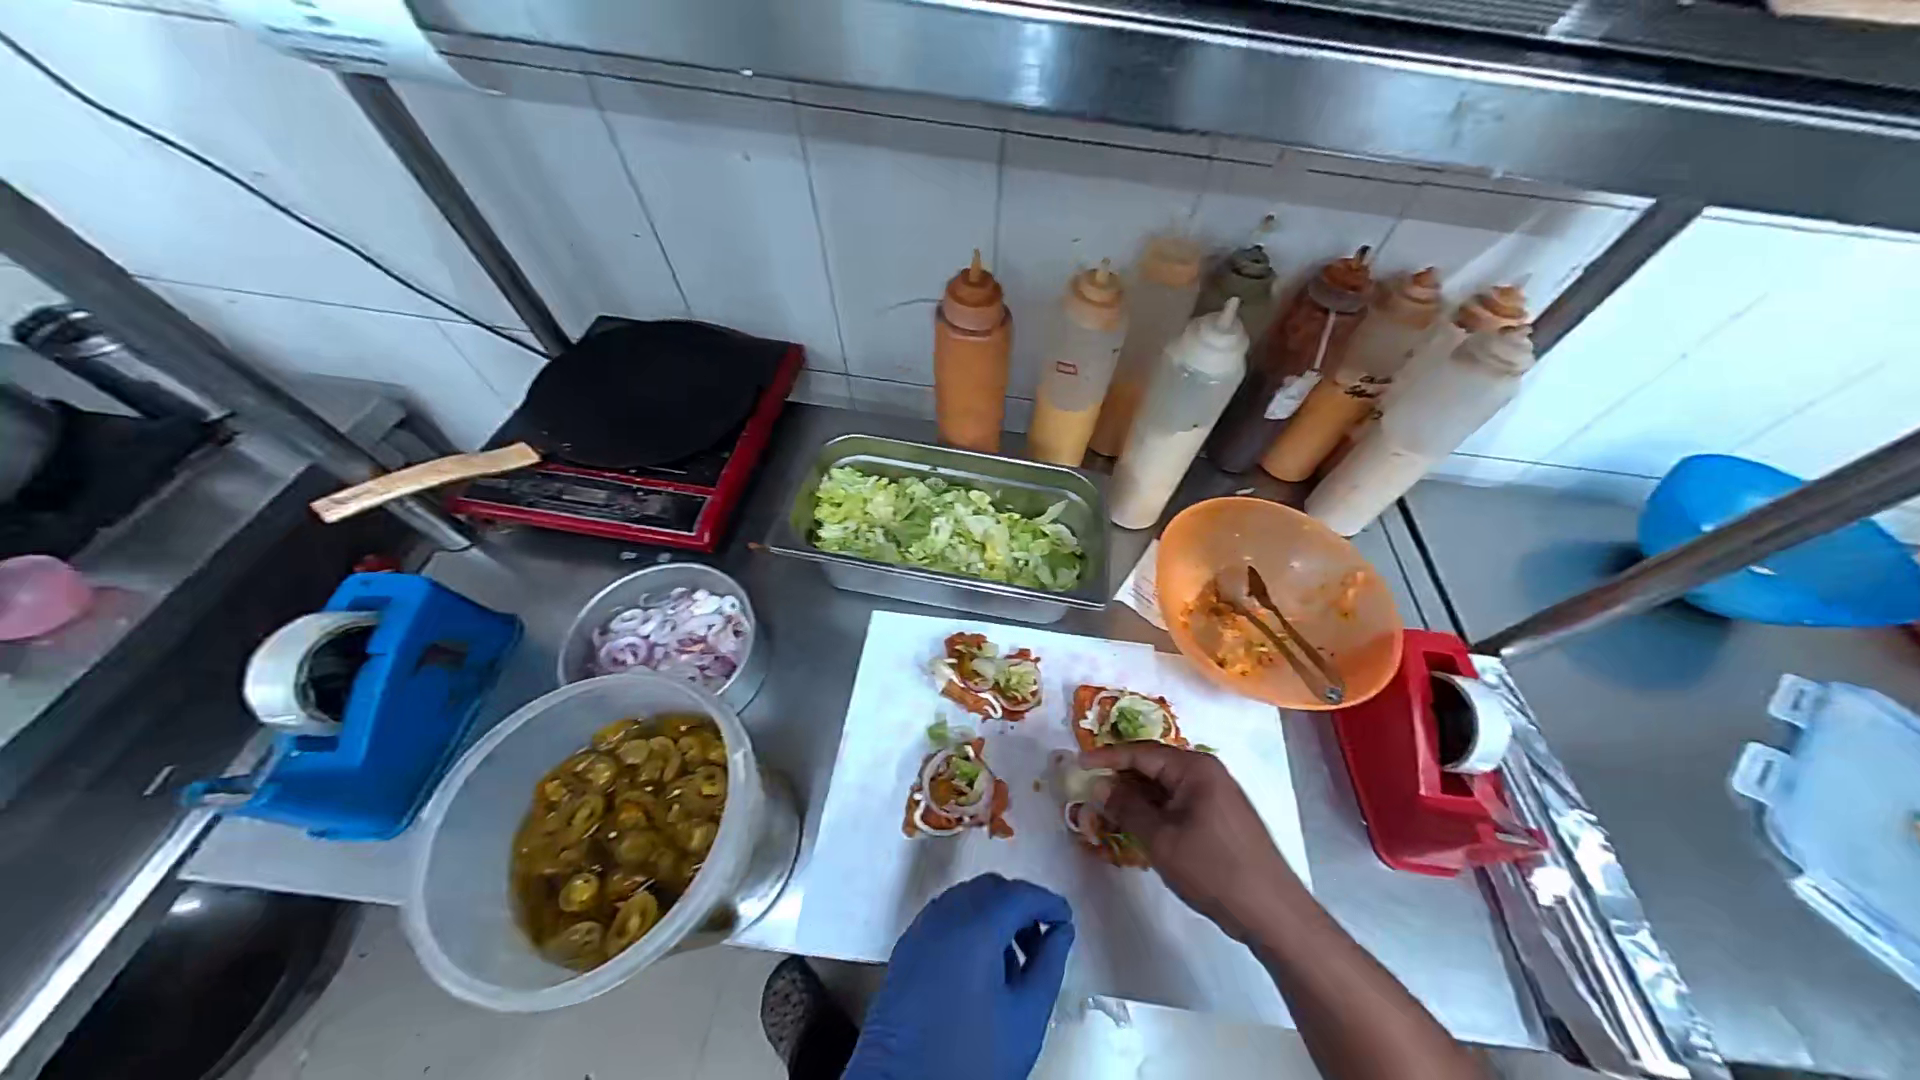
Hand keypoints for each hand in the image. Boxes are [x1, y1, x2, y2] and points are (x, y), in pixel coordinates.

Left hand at [844, 874, 1074, 1079]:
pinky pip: (945, 916)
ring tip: (1013, 962)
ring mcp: (921, 927)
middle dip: (1021, 906)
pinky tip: (981, 967)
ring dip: (994, 915)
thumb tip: (1063, 930)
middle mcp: (945, 914)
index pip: (1019, 893)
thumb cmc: (971, 1056)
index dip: (1048, 902)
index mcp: (976, 925)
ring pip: (966, 898)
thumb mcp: (1026, 1016)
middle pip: (991, 888)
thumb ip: (1049, 965)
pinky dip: (969, 925)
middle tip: (1042, 942)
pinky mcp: (906, 945)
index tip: (1067, 920)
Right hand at [1081, 742, 1301, 942]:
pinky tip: (1137, 824)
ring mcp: (1216, 794)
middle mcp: (1207, 772)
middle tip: (1089, 787)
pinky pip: (1178, 801)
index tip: (1077, 762)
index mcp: (1194, 768)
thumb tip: (1100, 785)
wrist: (1272, 912)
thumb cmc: (1213, 870)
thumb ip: (1126, 807)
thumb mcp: (1160, 839)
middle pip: (1154, 765)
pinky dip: (1155, 809)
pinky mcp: (1220, 816)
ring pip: (1165, 785)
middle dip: (1120, 776)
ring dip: (1136, 795)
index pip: (1141, 752)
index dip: (1106, 757)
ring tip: (1107, 808)